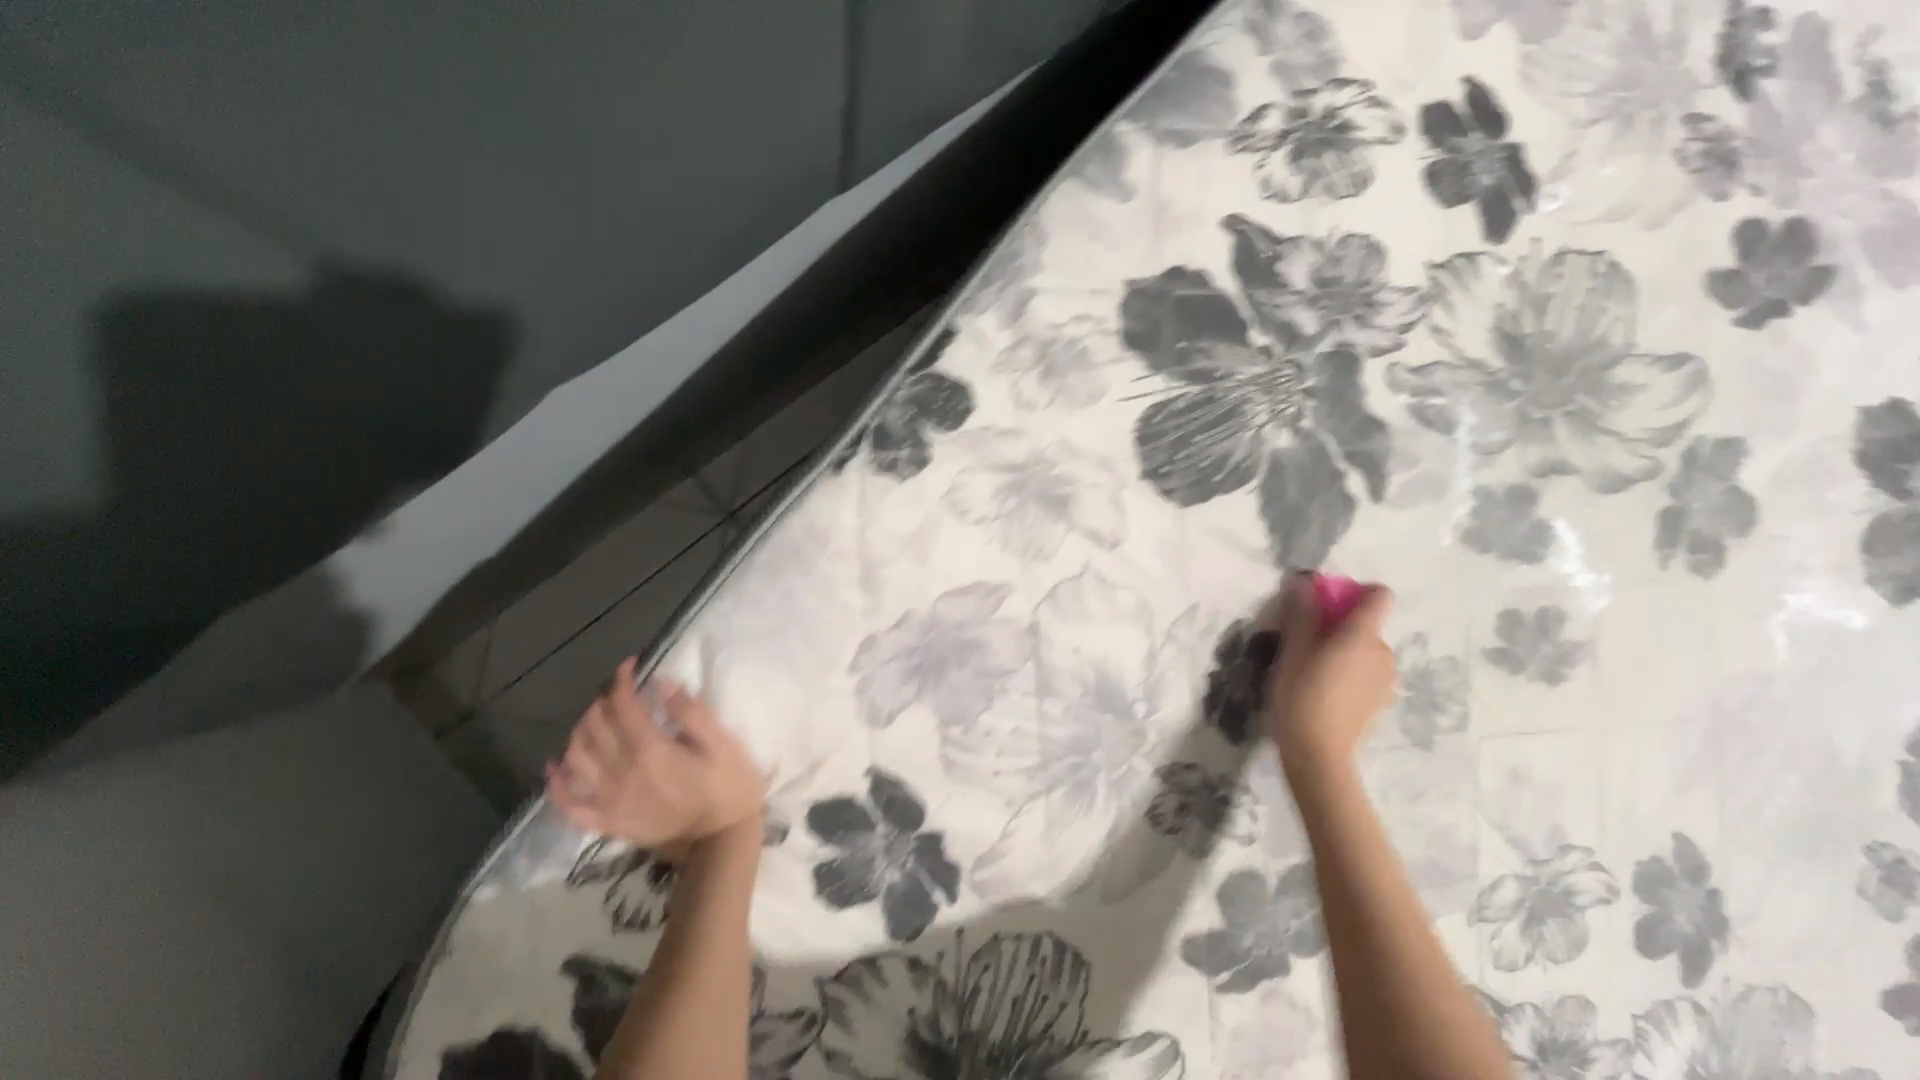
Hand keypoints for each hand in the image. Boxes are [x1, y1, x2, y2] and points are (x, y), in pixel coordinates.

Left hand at [546, 657, 765, 846]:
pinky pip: (570, 804)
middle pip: (596, 727)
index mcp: (651, 749)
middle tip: (615, 695)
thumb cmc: (729, 787)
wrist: (722, 842)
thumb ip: (691, 712)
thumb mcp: (723, 743)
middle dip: (601, 703)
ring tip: (592, 722)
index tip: (629, 666)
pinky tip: (555, 767)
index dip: (622, 680)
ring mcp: (610, 800)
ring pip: (577, 758)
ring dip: (579, 732)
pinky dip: (556, 785)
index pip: (624, 705)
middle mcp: (622, 771)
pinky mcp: (607, 823)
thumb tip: (660, 683)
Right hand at [1261, 576, 1396, 775]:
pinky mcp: (1382, 701)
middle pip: (1367, 624)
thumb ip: (1303, 613)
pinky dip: (1351, 674)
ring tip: (1314, 672)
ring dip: (1346, 652)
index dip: (1357, 592)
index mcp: (1363, 634)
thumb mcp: (1293, 650)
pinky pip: (1368, 674)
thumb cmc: (1301, 695)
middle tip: (1307, 644)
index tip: (1328, 604)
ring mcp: (1387, 679)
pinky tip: (1327, 693)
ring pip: (1367, 651)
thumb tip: (1306, 583)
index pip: (1380, 595)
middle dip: (1342, 627)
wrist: (1318, 753)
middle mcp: (1384, 652)